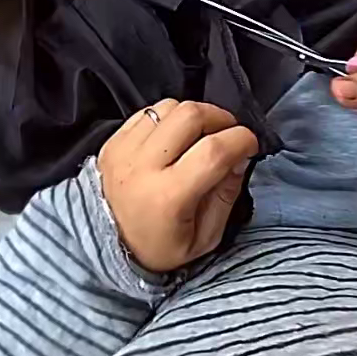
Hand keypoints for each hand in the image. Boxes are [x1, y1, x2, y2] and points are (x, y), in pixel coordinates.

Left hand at [98, 99, 258, 272]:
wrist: (106, 248)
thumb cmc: (158, 247)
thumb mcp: (204, 238)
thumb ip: (227, 195)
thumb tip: (240, 158)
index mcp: (168, 197)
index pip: (214, 151)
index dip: (241, 139)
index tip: (250, 145)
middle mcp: (143, 167)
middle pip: (191, 115)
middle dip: (221, 118)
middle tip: (228, 133)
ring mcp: (124, 150)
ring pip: (170, 107)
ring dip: (194, 115)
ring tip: (201, 134)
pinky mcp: (112, 141)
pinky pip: (148, 111)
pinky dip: (169, 117)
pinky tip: (174, 136)